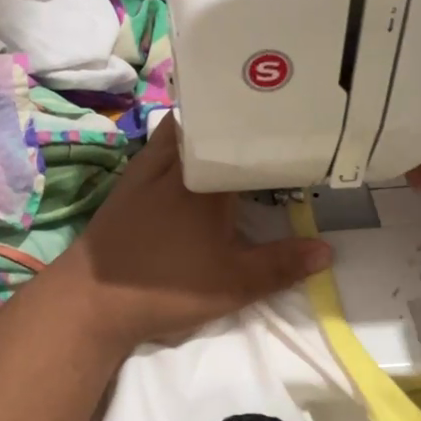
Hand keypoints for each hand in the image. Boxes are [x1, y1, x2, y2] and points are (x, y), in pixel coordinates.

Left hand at [49, 115, 333, 350]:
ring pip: (179, 131)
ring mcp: (145, 168)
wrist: (92, 298)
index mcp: (205, 178)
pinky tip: (192, 167)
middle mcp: (175, 161)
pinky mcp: (127, 182)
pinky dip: (180, 146)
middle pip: (208, 124)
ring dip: (204, 131)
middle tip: (265, 129)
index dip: (267, 132)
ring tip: (232, 141)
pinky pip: (159, 148)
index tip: (291, 130)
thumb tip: (328, 249)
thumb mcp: (233, 284)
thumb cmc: (166, 286)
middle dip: (234, 122)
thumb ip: (281, 265)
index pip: (242, 140)